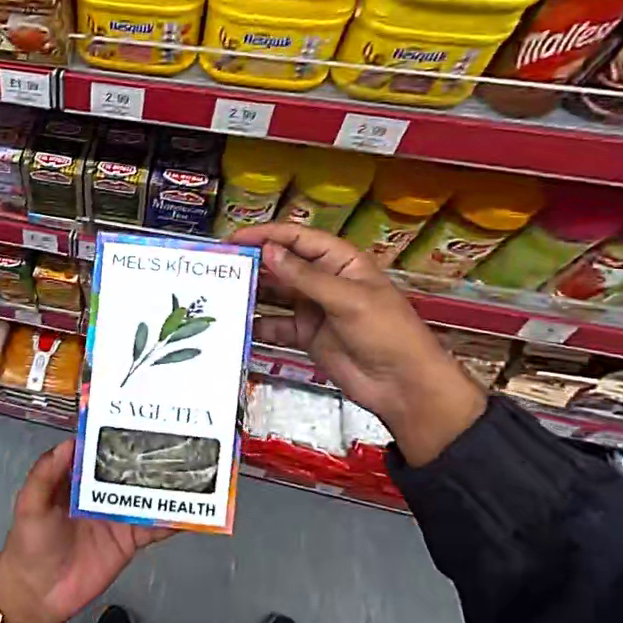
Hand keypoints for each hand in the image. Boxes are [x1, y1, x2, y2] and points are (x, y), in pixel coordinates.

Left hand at [0, 439, 174, 622]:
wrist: (38, 594)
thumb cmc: (28, 544)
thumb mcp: (30, 504)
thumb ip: (45, 474)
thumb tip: (68, 444)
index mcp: (76, 477)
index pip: (100, 451)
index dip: (116, 436)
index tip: (137, 422)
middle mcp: (100, 492)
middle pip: (129, 469)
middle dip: (150, 457)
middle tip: (177, 441)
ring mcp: (117, 515)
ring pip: (146, 495)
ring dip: (166, 485)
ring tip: (191, 471)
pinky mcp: (128, 539)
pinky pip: (153, 527)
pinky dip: (171, 520)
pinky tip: (188, 512)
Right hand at [229, 222, 485, 465]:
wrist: (404, 387)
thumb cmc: (386, 333)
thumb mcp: (348, 300)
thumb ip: (305, 277)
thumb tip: (268, 251)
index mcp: (341, 262)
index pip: (299, 239)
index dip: (268, 235)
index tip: (236, 238)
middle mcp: (324, 281)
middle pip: (283, 265)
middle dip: (254, 263)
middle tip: (219, 265)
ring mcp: (313, 309)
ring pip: (275, 295)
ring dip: (252, 292)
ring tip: (220, 291)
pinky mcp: (306, 335)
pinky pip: (276, 326)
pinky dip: (257, 325)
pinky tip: (235, 325)